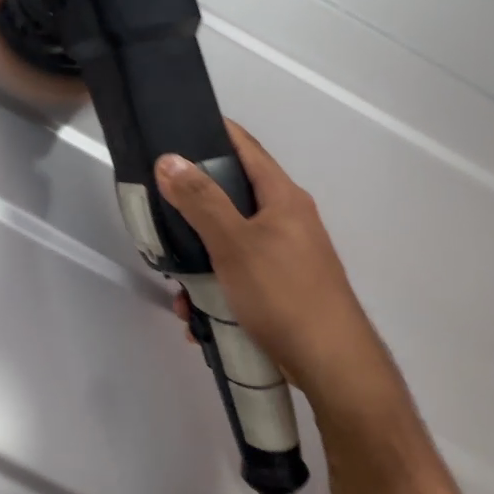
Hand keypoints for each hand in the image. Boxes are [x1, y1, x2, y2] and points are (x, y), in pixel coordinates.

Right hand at [155, 120, 393, 403]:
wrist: (332, 364)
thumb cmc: (284, 294)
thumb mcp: (234, 244)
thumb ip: (200, 200)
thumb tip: (169, 159)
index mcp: (283, 197)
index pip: (245, 147)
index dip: (212, 132)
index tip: (174, 129)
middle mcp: (288, 220)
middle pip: (231, 198)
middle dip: (192, 214)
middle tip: (161, 222)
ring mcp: (287, 256)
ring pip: (229, 244)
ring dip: (199, 266)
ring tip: (181, 293)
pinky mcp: (282, 288)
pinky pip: (238, 278)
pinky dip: (215, 292)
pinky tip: (200, 319)